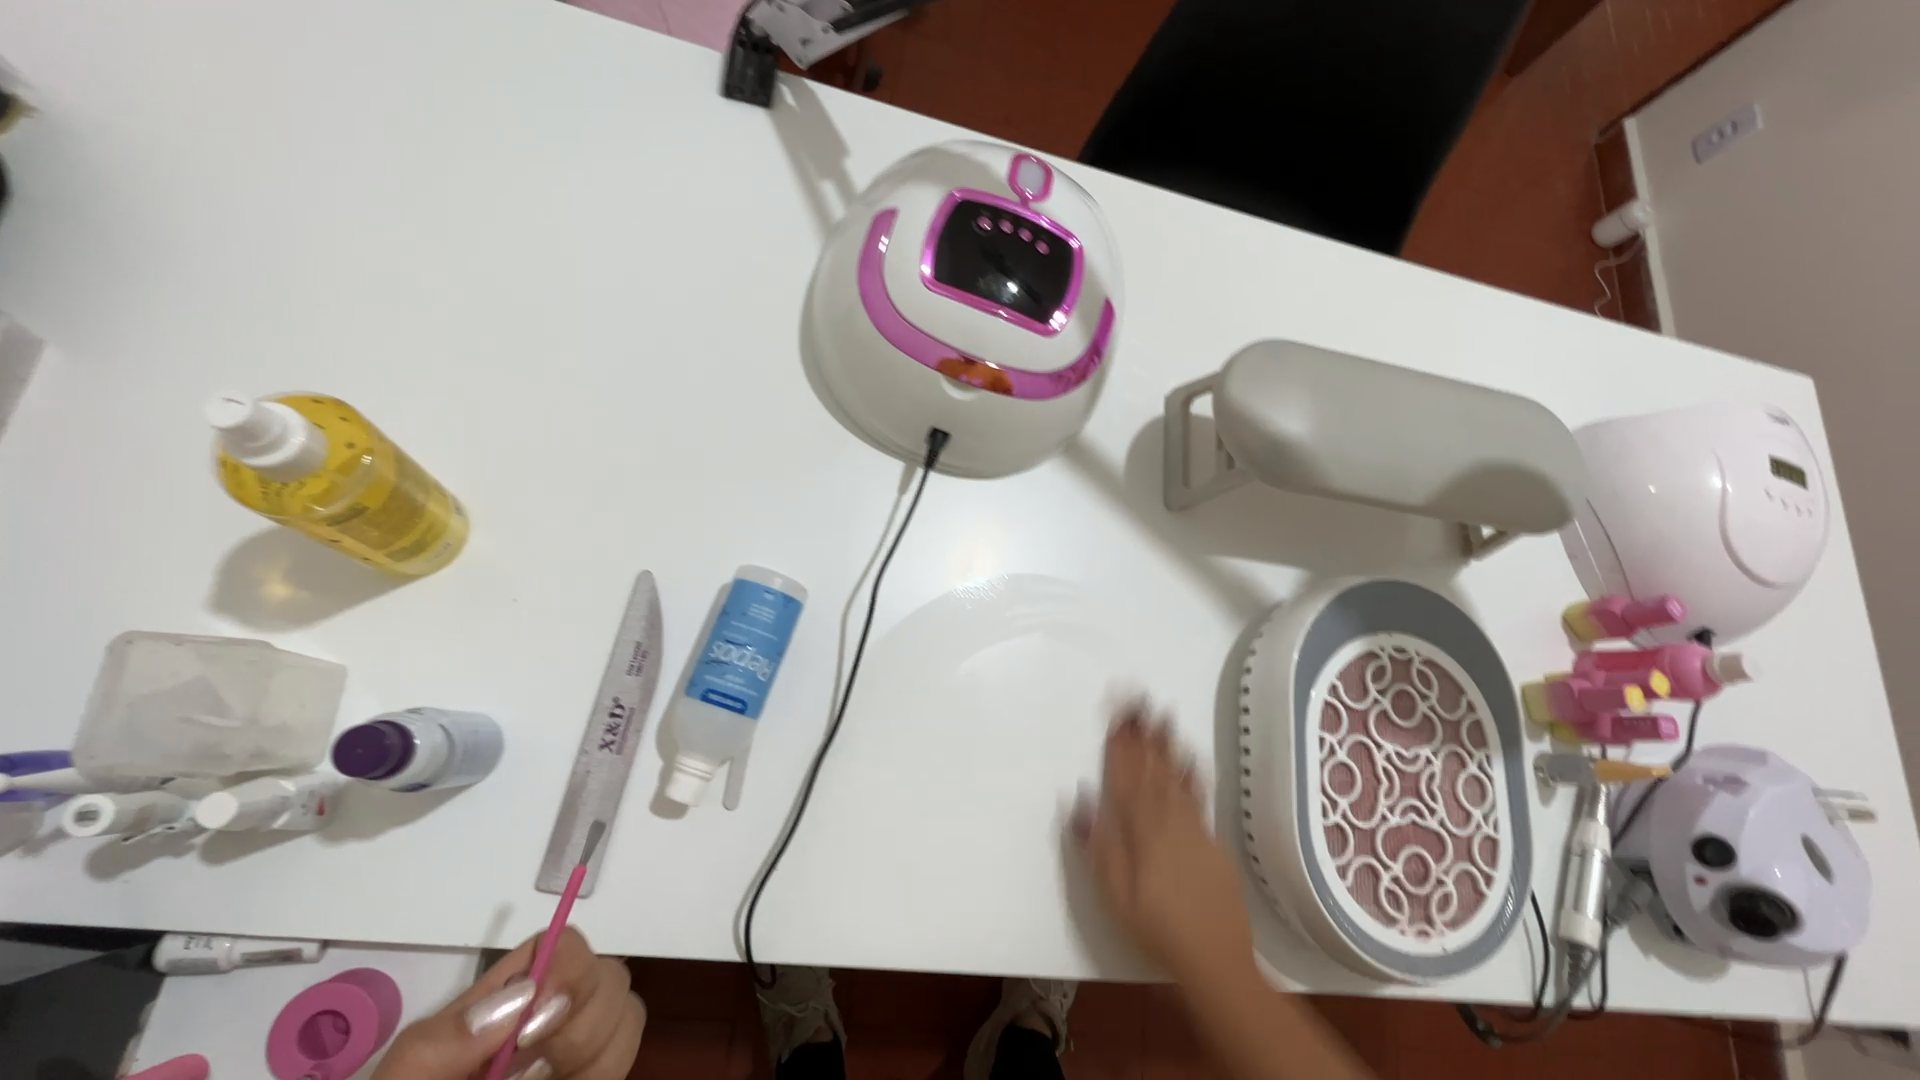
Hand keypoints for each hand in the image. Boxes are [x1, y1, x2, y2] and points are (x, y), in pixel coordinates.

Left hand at [373, 926, 645, 1079]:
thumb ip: (438, 1045)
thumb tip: (522, 995)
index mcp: (497, 1011)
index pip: (561, 947)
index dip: (568, 970)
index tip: (531, 1031)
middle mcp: (545, 1025)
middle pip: (612, 976)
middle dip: (587, 1023)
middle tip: (529, 1077)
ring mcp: (572, 1064)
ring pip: (629, 1020)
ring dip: (600, 1059)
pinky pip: (626, 1067)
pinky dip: (604, 1077)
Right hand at [1073, 701, 1256, 991]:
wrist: (1215, 957)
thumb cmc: (1155, 926)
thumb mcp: (1114, 892)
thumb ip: (1098, 842)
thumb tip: (1081, 797)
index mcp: (1139, 829)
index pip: (1125, 776)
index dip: (1119, 745)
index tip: (1115, 714)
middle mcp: (1167, 819)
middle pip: (1151, 767)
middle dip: (1142, 731)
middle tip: (1137, 696)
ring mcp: (1193, 827)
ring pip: (1175, 774)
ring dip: (1166, 742)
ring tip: (1161, 712)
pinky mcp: (1211, 839)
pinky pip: (1197, 791)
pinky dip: (1190, 768)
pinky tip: (1188, 756)